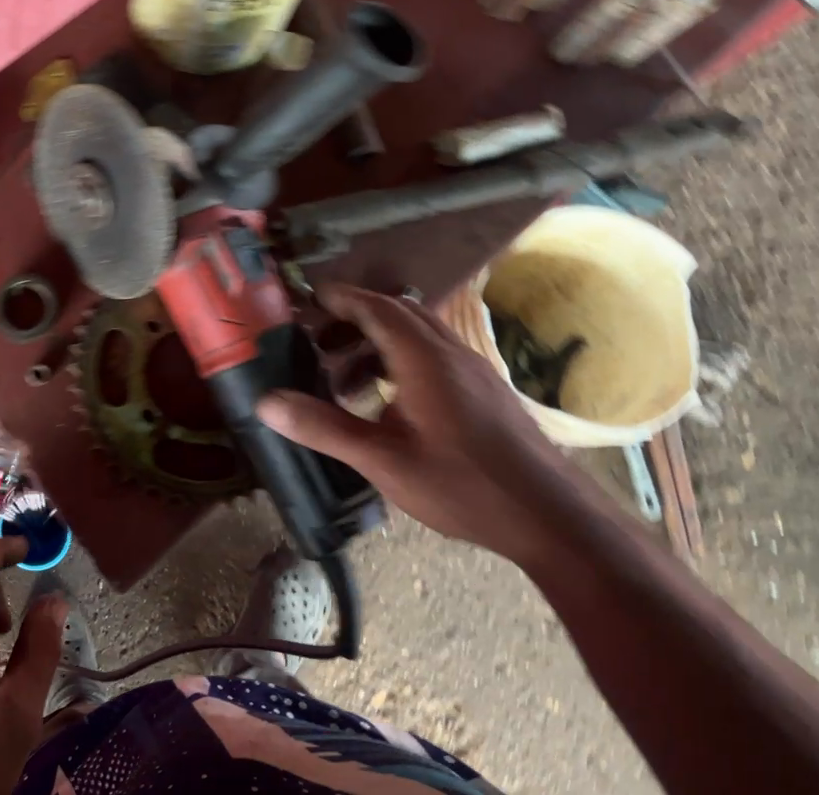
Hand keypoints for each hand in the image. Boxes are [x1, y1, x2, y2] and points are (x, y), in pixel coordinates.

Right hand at [258, 284, 598, 568]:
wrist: (553, 519)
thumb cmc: (463, 486)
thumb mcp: (381, 460)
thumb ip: (322, 427)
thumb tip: (265, 402)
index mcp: (424, 359)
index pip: (377, 308)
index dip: (341, 299)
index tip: (308, 299)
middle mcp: (452, 354)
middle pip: (399, 315)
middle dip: (354, 320)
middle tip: (317, 341)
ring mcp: (475, 373)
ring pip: (419, 337)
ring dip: (376, 345)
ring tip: (344, 381)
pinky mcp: (486, 394)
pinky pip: (435, 358)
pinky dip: (400, 363)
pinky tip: (387, 404)